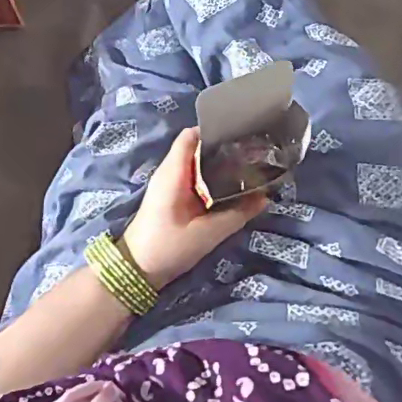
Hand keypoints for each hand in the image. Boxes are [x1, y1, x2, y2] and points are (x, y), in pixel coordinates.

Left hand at [122, 127, 266, 288]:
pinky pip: (194, 179)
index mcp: (173, 173)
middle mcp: (169, 173)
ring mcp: (169, 185)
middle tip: (253, 153)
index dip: (214, 130)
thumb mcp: (207, 234)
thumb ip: (237, 214)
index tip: (241, 135)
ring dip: (218, 165)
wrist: (137, 270)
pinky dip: (211, 179)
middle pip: (197, 148)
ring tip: (248, 167)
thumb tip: (265, 198)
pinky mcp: (172, 198)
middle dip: (223, 148)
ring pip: (197, 164)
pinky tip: (231, 187)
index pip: (191, 136)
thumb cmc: (168, 248)